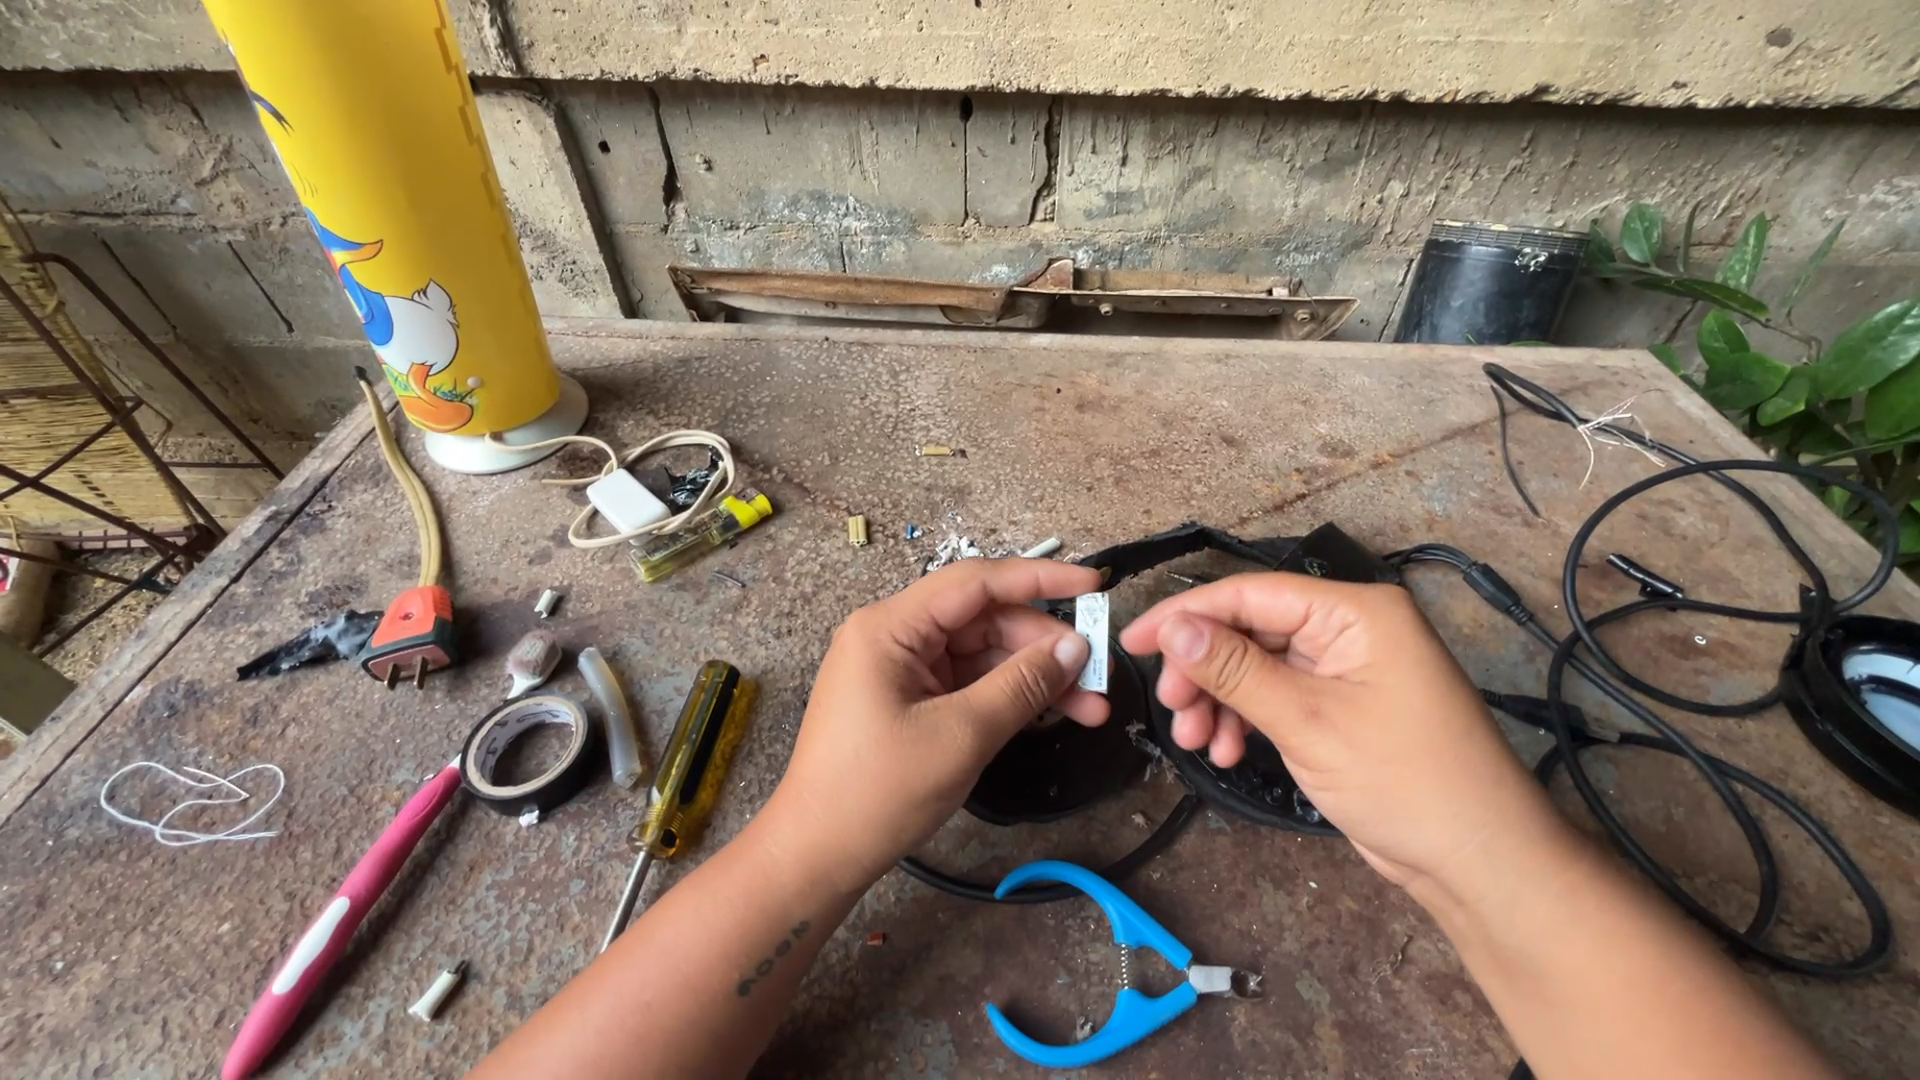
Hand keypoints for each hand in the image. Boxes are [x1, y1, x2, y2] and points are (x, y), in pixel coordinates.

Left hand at [765, 559, 1108, 892]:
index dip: (1039, 578)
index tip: (1094, 586)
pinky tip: (1052, 713)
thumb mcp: (960, 736)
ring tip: (1090, 708)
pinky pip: (969, 683)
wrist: (818, 856)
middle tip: (1098, 678)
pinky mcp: (910, 699)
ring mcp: (902, 669)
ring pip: (983, 654)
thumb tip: (1076, 646)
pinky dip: (1009, 697)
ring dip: (1034, 677)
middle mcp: (894, 635)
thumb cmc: (879, 792)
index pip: (975, 582)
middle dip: (1043, 646)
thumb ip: (1021, 685)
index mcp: (890, 626)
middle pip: (984, 621)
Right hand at [1118, 573, 1563, 896]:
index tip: (1133, 642)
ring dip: (1217, 700)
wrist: (1477, 863)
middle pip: (1246, 630)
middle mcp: (1345, 629)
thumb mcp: (1308, 722)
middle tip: (1173, 709)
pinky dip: (1242, 720)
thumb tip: (1172, 628)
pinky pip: (1271, 695)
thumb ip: (1234, 670)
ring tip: (1197, 741)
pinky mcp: (1335, 704)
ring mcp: (1340, 668)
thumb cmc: (1404, 781)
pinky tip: (1228, 752)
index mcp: (1353, 611)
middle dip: (1202, 670)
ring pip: (1252, 666)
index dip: (1184, 614)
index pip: (1248, 594)